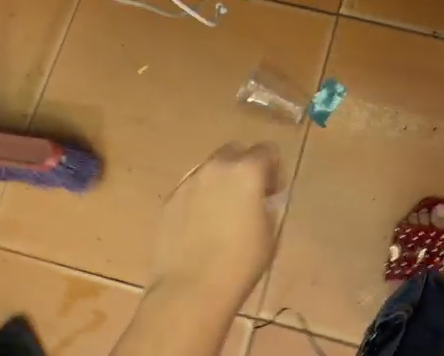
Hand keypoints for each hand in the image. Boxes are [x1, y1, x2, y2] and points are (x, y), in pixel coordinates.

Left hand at [151, 142, 284, 310]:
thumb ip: (267, 205)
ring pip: (210, 169)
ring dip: (220, 182)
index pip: (267, 150)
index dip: (274, 169)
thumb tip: (260, 200)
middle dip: (244, 168)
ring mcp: (189, 182)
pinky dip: (199, 199)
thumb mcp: (269, 233)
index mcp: (248, 171)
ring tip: (220, 214)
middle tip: (247, 198)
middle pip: (235, 151)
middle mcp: (217, 167)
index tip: (272, 193)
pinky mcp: (169, 201)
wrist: (189, 292)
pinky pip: (190, 189)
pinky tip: (199, 227)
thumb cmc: (239, 265)